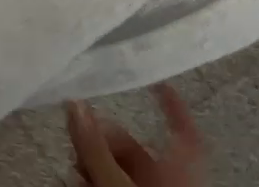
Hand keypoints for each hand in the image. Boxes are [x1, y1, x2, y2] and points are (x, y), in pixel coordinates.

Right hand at [65, 84, 204, 186]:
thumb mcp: (114, 181)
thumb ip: (94, 145)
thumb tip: (73, 100)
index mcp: (178, 169)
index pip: (185, 131)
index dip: (173, 105)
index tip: (156, 81)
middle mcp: (171, 178)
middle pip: (134, 146)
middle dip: (100, 142)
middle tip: (76, 145)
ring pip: (121, 164)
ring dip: (92, 160)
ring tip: (74, 169)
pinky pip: (119, 179)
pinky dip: (99, 175)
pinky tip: (79, 179)